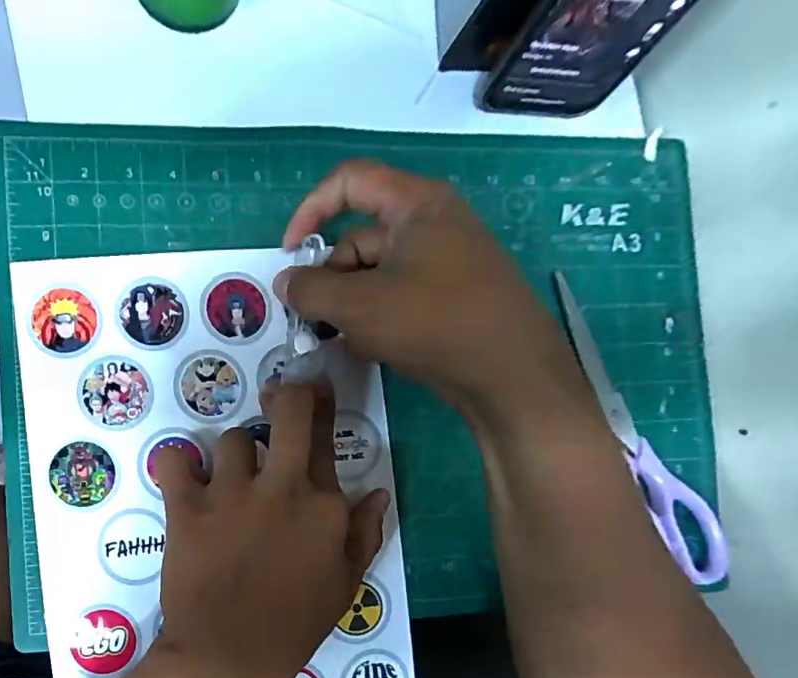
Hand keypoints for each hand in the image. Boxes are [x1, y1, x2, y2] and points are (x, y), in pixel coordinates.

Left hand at [148, 381, 390, 677]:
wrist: (229, 657)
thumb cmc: (294, 626)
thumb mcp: (346, 586)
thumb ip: (364, 534)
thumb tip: (376, 492)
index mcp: (325, 507)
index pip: (328, 439)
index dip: (324, 407)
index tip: (319, 393)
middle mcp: (281, 489)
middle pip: (288, 411)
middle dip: (290, 394)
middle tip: (283, 397)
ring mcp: (231, 495)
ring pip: (234, 439)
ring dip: (237, 452)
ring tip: (233, 478)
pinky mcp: (187, 510)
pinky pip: (174, 462)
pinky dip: (177, 464)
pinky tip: (184, 477)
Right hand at [276, 160, 594, 430]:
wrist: (511, 374)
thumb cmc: (436, 322)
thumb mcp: (361, 306)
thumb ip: (313, 291)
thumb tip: (285, 283)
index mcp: (416, 204)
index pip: (350, 182)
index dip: (311, 210)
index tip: (290, 253)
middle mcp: (433, 225)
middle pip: (361, 237)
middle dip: (332, 276)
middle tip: (314, 319)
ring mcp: (446, 265)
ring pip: (380, 275)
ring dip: (352, 304)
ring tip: (343, 340)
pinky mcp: (452, 301)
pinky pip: (401, 299)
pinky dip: (379, 318)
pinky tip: (370, 349)